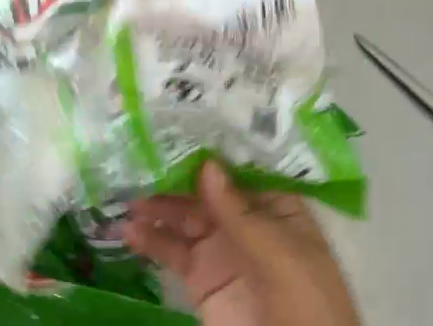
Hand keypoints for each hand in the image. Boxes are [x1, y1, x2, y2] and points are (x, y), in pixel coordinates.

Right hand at [126, 165, 358, 325]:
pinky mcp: (200, 280)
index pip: (240, 168)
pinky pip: (171, 251)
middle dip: (172, 173)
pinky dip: (148, 239)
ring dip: (154, 204)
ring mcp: (221, 251)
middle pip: (203, 188)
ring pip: (182, 215)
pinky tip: (127, 231)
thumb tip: (207, 162)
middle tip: (136, 157)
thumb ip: (241, 212)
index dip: (209, 148)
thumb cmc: (307, 310)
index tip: (174, 125)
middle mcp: (247, 224)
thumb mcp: (281, 257)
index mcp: (278, 211)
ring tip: (125, 196)